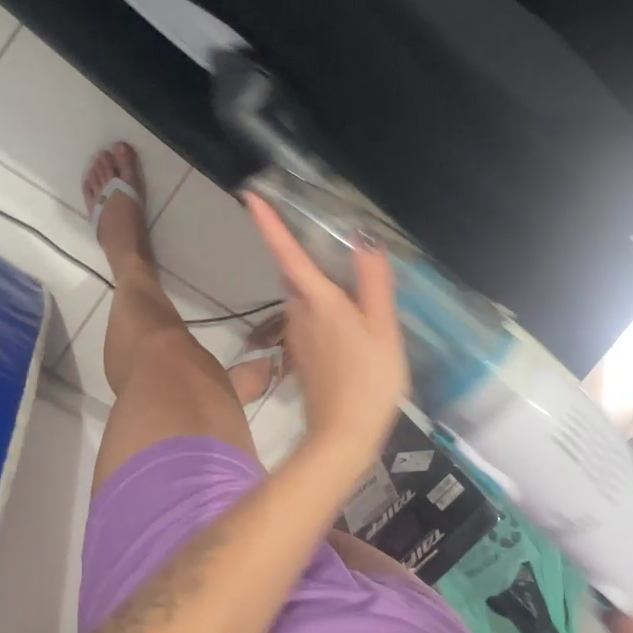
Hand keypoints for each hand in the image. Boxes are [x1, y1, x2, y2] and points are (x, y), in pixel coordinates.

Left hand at [243, 194, 407, 465]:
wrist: (343, 436)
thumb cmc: (368, 381)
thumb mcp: (383, 330)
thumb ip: (374, 285)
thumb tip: (364, 242)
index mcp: (318, 300)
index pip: (288, 253)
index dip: (269, 224)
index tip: (249, 196)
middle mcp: (299, 312)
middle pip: (293, 273)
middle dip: (296, 250)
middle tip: (315, 230)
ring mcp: (298, 335)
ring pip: (302, 295)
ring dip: (313, 280)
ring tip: (343, 273)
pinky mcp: (303, 354)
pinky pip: (308, 316)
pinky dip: (320, 304)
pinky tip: (345, 315)